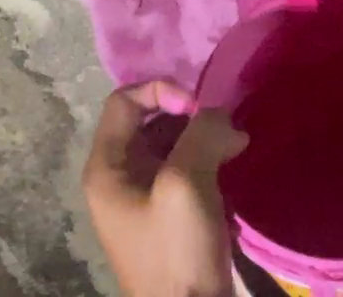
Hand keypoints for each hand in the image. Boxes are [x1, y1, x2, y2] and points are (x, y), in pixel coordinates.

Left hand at [81, 81, 248, 296]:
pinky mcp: (169, 209)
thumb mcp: (186, 183)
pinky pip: (187, 164)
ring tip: (235, 147)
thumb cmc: (176, 250)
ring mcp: (144, 194)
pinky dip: (209, 156)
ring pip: (174, 140)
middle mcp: (119, 176)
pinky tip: (233, 162)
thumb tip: (221, 117)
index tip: (196, 110)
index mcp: (106, 168)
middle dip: (190, 116)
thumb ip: (202, 133)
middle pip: (151, 118)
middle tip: (225, 129)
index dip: (161, 92)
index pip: (124, 101)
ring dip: (205, 136)